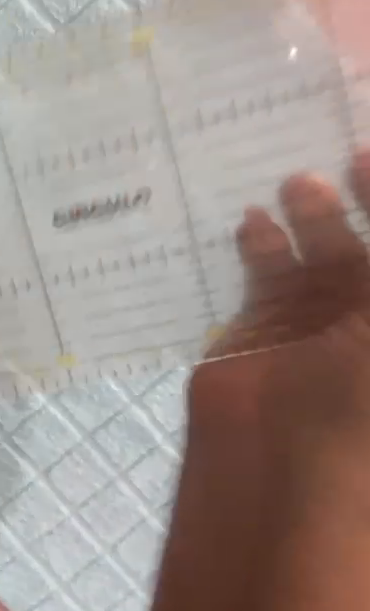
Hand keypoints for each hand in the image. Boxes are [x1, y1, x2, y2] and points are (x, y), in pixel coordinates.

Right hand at [190, 151, 369, 481]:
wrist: (284, 463)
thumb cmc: (363, 401)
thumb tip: (362, 177)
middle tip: (351, 147)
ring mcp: (330, 321)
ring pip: (327, 253)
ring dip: (315, 217)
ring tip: (298, 179)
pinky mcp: (270, 326)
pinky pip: (266, 276)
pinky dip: (259, 248)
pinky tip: (252, 223)